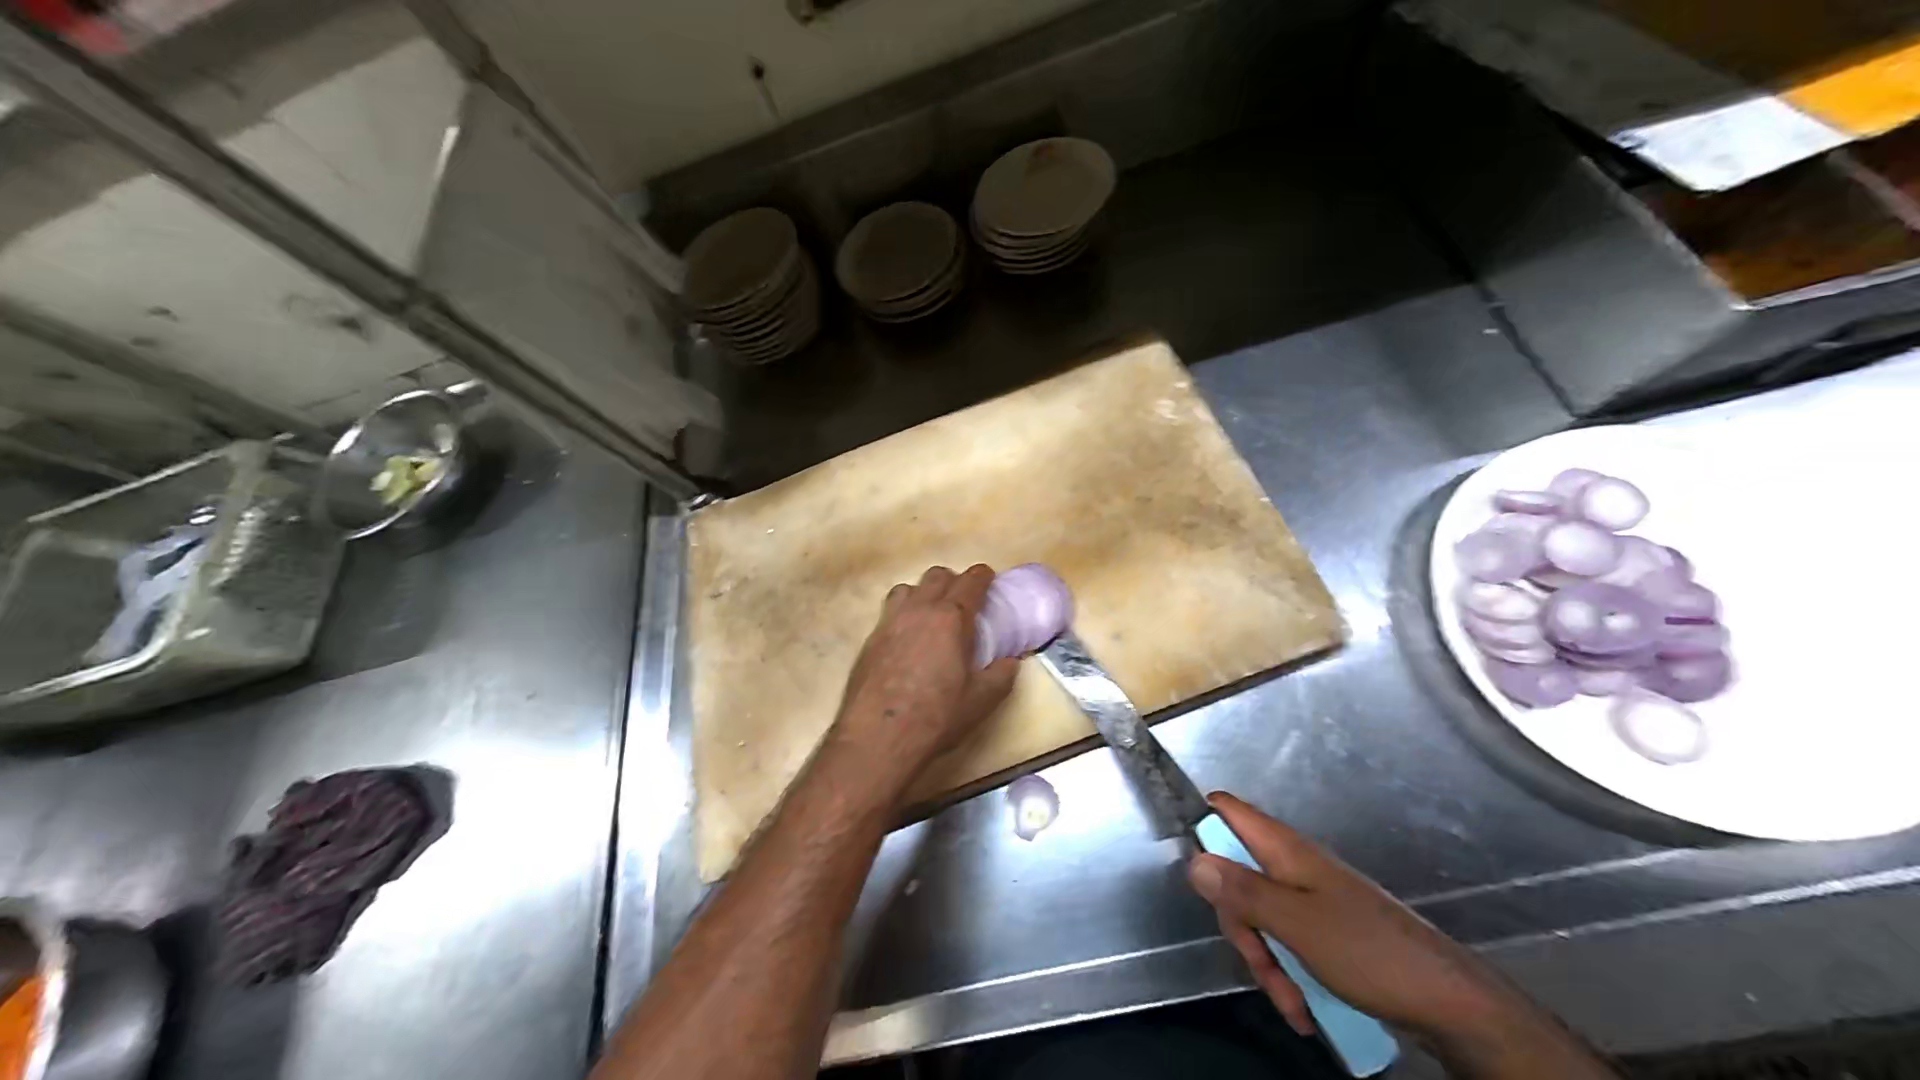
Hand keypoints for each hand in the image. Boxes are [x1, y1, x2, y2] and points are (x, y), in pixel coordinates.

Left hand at [826, 565, 1018, 795]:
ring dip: (923, 593)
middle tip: (964, 600)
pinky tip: (908, 639)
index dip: (982, 577)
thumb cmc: (937, 716)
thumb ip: (1002, 675)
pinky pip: (890, 612)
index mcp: (950, 618)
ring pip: (908, 588)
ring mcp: (890, 622)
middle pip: (937, 576)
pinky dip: (903, 614)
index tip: (988, 579)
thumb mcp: (982, 700)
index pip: (970, 582)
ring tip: (931, 615)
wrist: (879, 736)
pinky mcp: (870, 639)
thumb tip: (1011, 662)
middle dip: (954, 581)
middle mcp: (918, 610)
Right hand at [1187, 793, 1526, 1042]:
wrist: (1450, 1003)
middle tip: (1258, 960)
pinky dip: (1287, 972)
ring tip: (1290, 1000)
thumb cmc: (1369, 951)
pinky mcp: (1326, 930)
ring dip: (1265, 959)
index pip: (1226, 810)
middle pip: (1236, 875)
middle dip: (1239, 922)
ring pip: (1259, 915)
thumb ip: (1242, 890)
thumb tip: (1193, 860)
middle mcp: (1293, 865)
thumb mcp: (1295, 922)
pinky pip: (1285, 940)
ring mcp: (1310, 898)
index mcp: (1283, 848)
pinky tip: (1303, 1005)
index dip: (1202, 825)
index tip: (1196, 869)